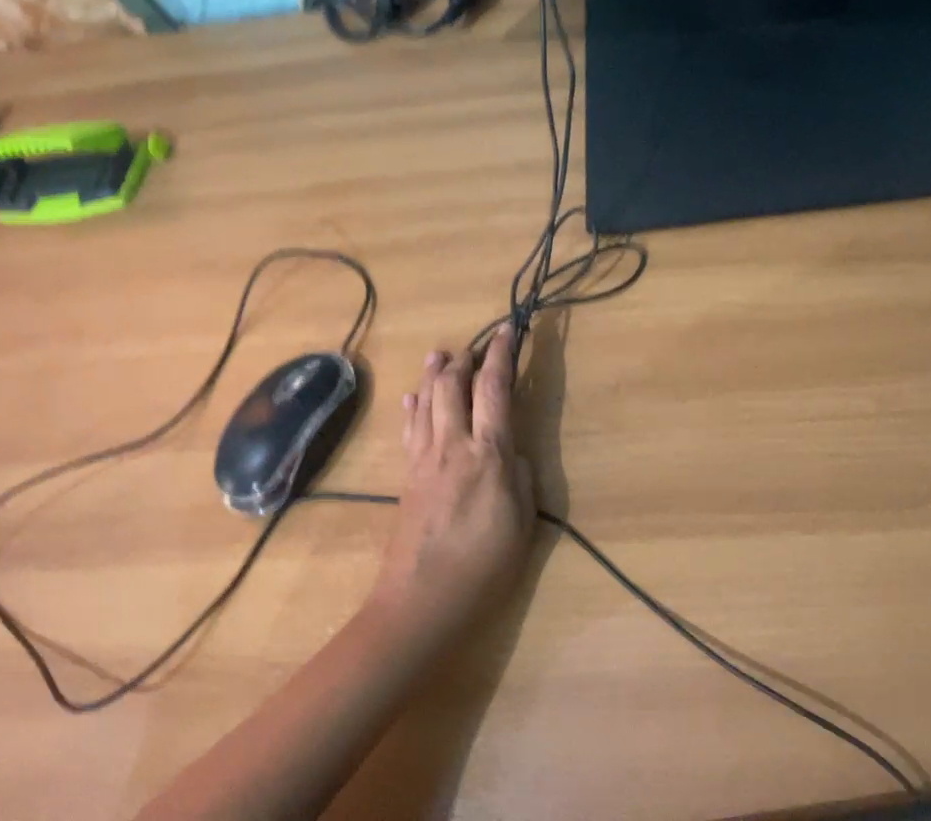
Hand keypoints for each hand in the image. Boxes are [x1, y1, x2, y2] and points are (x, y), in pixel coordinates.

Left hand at [371, 326, 535, 636]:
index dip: (502, 355)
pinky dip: (412, 408)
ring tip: (440, 354)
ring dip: (434, 374)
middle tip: (475, 344)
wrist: (422, 601)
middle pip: (453, 386)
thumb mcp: (524, 521)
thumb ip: (519, 477)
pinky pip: (409, 430)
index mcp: (489, 453)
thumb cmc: (485, 566)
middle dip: (465, 358)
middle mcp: (453, 446)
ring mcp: (424, 460)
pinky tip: (411, 398)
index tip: (508, 331)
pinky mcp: (406, 477)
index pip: (495, 389)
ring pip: (426, 402)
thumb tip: (509, 453)